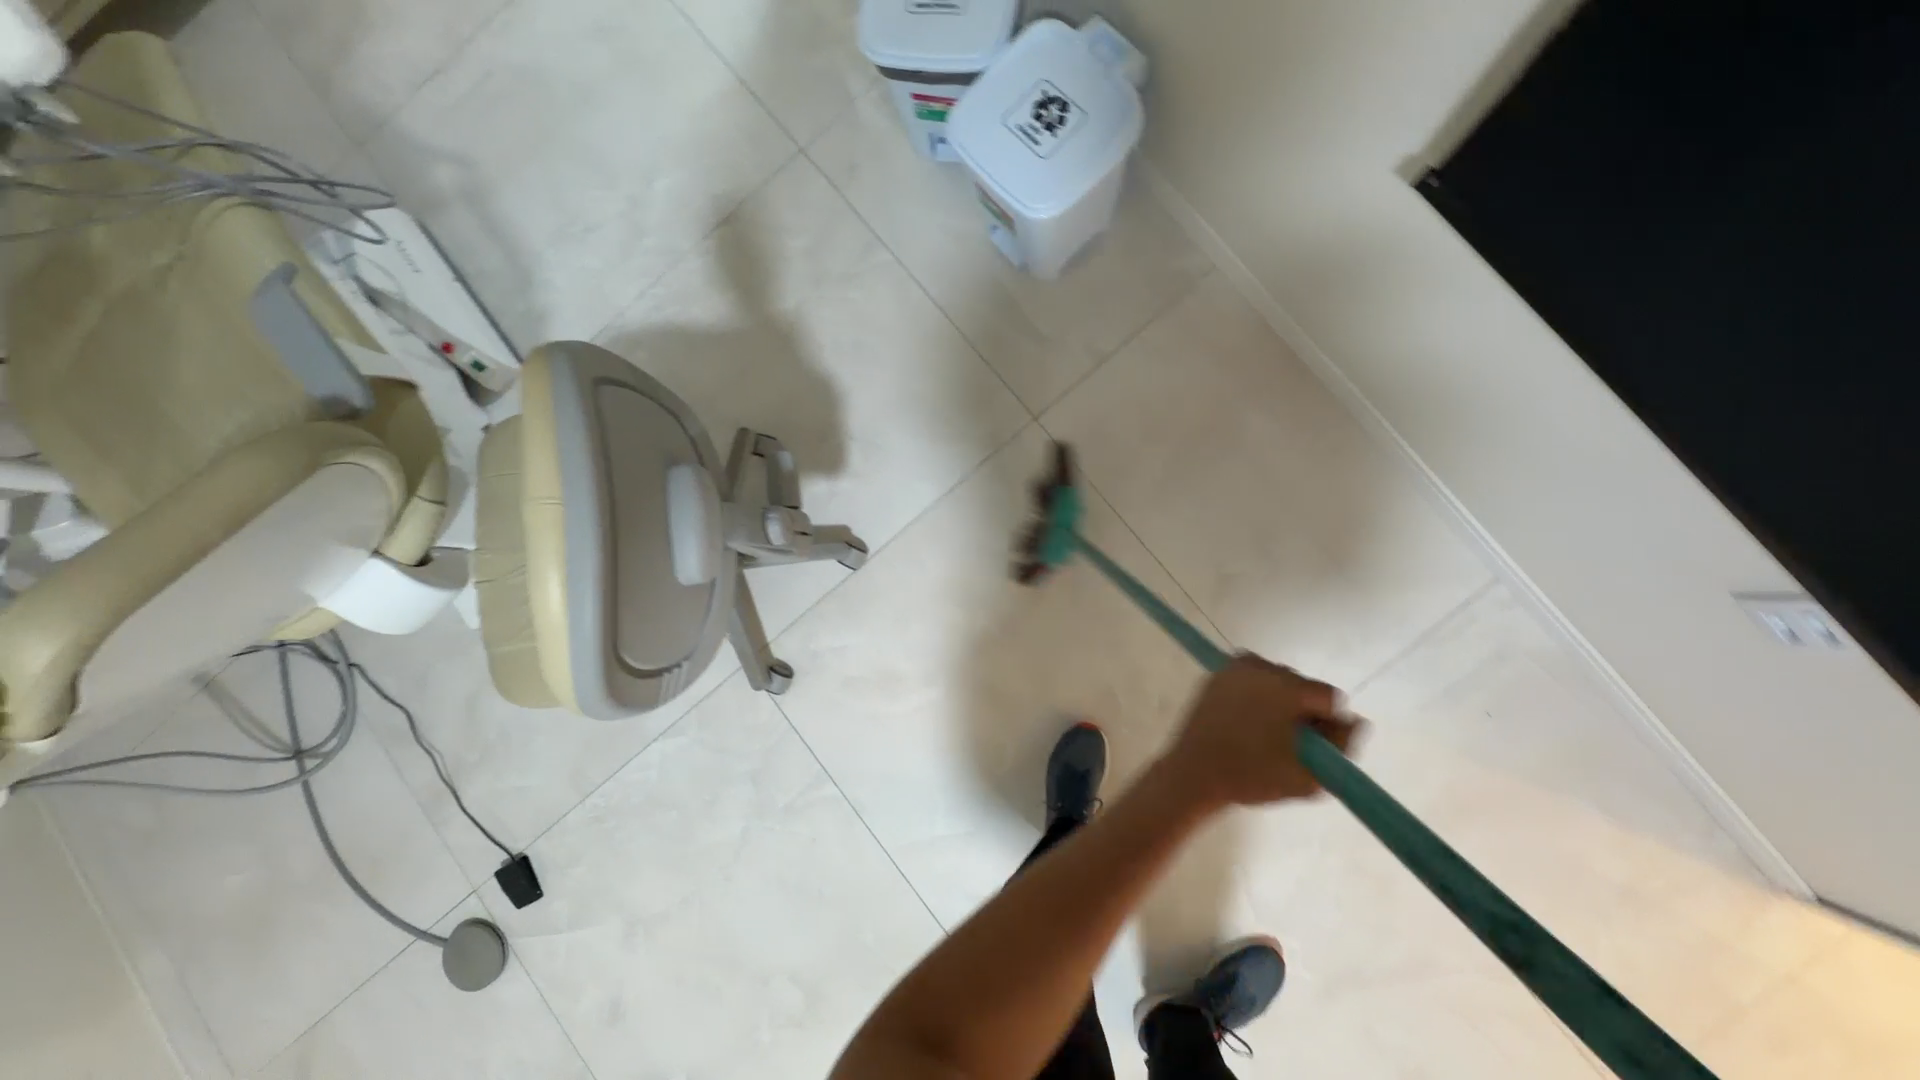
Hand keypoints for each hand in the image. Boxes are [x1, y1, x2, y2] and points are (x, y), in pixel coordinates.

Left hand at [1160, 654, 1363, 808]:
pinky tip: (1247, 721)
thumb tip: (1355, 721)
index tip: (1313, 745)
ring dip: (1279, 700)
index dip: (1327, 723)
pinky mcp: (1217, 674)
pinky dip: (1256, 694)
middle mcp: (1263, 667)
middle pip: (1301, 685)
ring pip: (1276, 680)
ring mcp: (1236, 667)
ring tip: (1264, 733)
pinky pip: (1251, 679)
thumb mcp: (1309, 776)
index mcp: (1288, 687)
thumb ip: (1341, 747)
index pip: (1329, 697)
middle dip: (1302, 710)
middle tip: (1288, 741)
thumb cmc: (1252, 777)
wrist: (1193, 773)